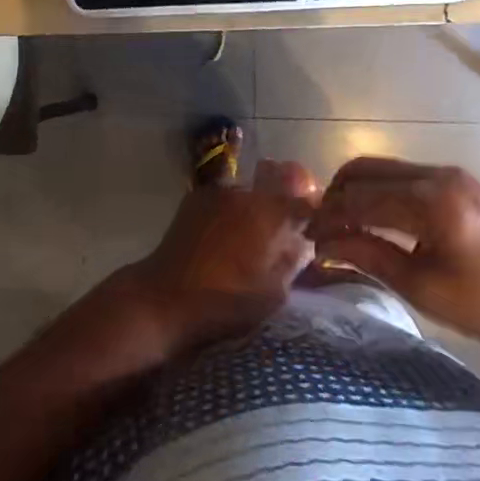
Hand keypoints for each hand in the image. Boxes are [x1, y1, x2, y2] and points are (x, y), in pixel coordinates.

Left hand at [112, 160, 318, 352]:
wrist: (166, 297)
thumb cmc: (225, 301)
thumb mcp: (273, 292)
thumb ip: (294, 259)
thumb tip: (305, 240)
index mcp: (272, 215)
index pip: (306, 200)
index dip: (313, 210)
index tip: (313, 224)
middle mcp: (249, 193)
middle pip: (279, 179)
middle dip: (287, 194)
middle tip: (286, 222)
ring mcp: (220, 191)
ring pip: (251, 186)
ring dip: (258, 200)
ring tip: (253, 227)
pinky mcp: (197, 197)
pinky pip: (226, 193)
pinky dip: (233, 205)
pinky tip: (227, 228)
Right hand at [310, 157, 479, 388]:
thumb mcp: (422, 287)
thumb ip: (368, 255)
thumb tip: (323, 243)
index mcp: (430, 200)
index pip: (358, 197)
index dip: (326, 217)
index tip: (304, 238)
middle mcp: (438, 174)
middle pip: (365, 169)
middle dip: (335, 196)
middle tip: (318, 231)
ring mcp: (451, 175)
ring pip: (384, 170)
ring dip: (356, 193)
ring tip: (340, 229)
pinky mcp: (459, 184)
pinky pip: (404, 178)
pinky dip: (379, 193)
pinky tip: (372, 222)